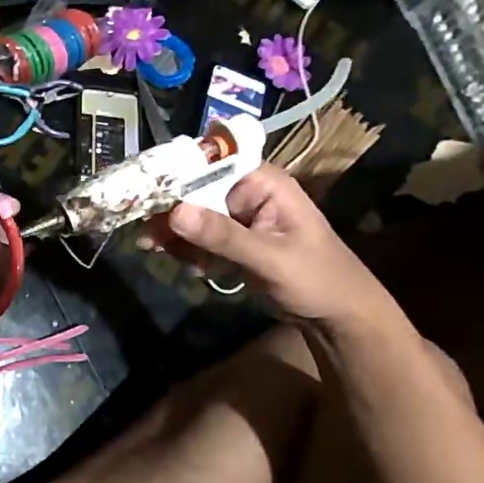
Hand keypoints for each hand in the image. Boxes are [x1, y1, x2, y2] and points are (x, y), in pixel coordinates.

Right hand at [153, 163, 392, 324]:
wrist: (339, 318)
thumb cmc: (317, 280)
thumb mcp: (270, 257)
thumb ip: (223, 235)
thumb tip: (175, 211)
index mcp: (262, 182)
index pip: (210, 163)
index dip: (176, 173)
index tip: (144, 190)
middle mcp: (247, 192)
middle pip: (195, 190)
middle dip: (169, 210)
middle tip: (144, 232)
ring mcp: (238, 217)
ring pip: (192, 215)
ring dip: (173, 232)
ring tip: (152, 249)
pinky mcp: (232, 240)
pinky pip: (199, 237)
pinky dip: (187, 249)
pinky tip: (187, 265)